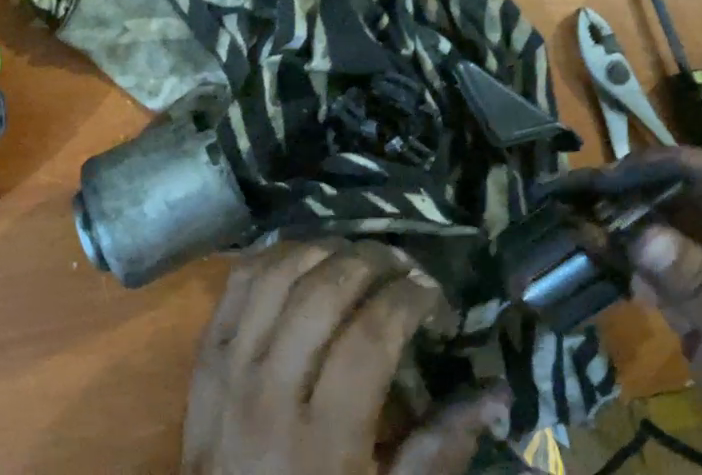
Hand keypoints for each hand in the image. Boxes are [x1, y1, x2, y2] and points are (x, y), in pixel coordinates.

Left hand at [182, 240, 507, 474]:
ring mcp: (231, 365)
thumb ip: (438, 450)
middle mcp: (272, 390)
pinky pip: (237, 284)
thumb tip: (497, 393)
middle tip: (401, 262)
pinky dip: (272, 258)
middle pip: (321, 296)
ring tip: (356, 251)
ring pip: (276, 278)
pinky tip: (302, 254)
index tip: (431, 291)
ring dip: (321, 251)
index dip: (405, 301)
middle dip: (368, 264)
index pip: (368, 340)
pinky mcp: (204, 352)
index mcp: (324, 438)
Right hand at [555, 149, 701, 474]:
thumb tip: (640, 233)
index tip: (613, 172)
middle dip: (637, 194)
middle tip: (579, 195)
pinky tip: (598, 261)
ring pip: (674, 232)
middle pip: (694, 200)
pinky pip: (666, 271)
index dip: (672, 165)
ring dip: (628, 227)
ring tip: (577, 223)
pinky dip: (632, 264)